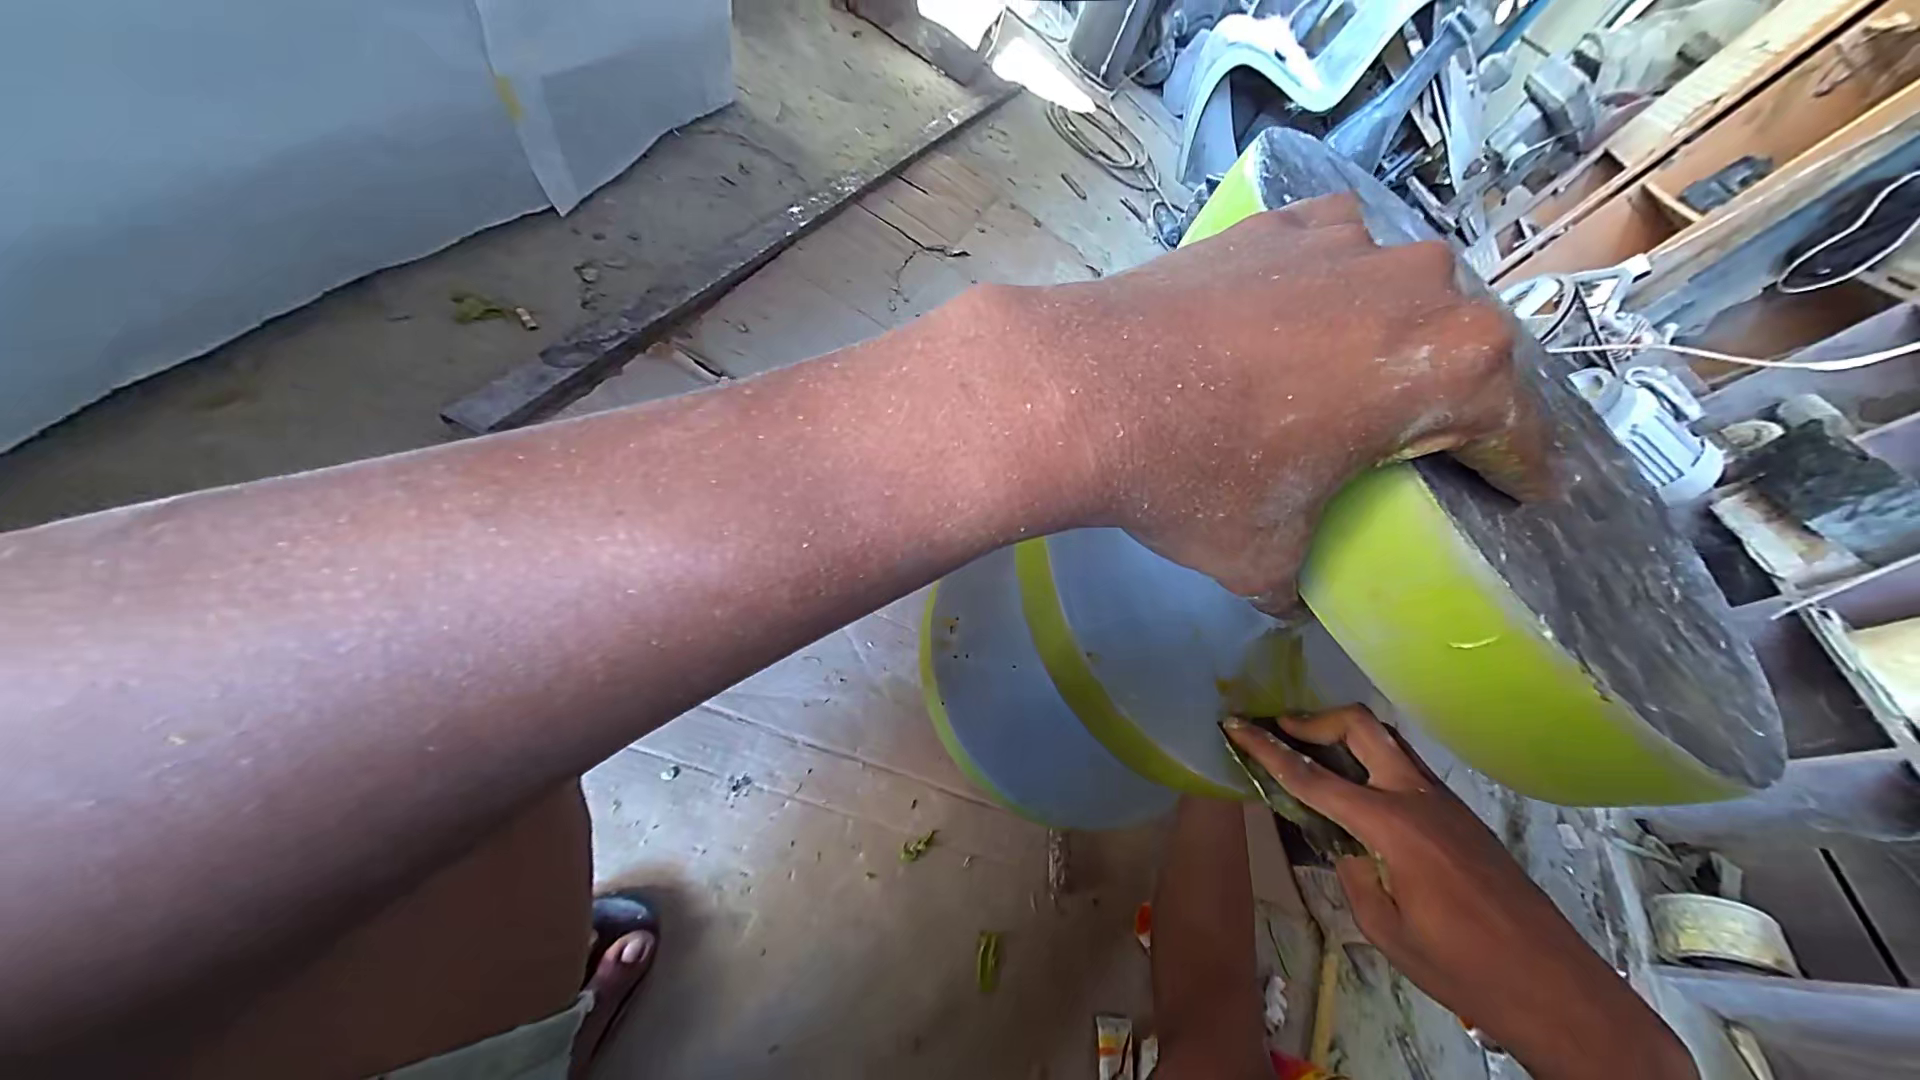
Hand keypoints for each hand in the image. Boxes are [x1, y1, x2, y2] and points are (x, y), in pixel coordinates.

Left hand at [1002, 194, 1550, 609]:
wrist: (1084, 391)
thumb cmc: (1192, 478)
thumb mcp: (1260, 558)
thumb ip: (1293, 582)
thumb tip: (1287, 599)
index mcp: (1453, 366)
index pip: (1513, 432)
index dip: (1514, 470)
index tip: (1514, 492)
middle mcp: (1419, 283)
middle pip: (1455, 354)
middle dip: (1441, 400)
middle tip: (1404, 443)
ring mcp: (1342, 242)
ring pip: (1388, 300)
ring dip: (1375, 341)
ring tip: (1330, 385)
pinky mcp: (1272, 224)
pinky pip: (1321, 265)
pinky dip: (1313, 298)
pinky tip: (1277, 329)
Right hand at [1226, 707, 1695, 1079]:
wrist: (1564, 995)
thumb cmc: (1466, 969)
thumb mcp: (1386, 929)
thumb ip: (1353, 873)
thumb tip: (1347, 847)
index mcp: (1392, 826)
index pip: (1312, 776)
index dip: (1266, 748)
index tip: (1236, 724)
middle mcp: (1418, 798)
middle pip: (1361, 725)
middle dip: (1315, 719)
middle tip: (1282, 730)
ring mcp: (1446, 802)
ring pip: (1388, 740)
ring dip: (1345, 735)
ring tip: (1313, 752)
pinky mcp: (1461, 816)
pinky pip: (1405, 767)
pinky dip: (1370, 761)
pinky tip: (1358, 792)